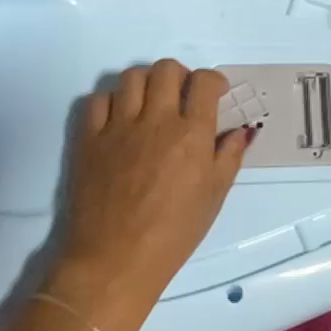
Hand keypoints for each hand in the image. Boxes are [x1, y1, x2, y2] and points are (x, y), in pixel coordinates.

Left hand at [57, 60, 249, 296]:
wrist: (114, 260)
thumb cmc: (173, 234)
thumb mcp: (213, 197)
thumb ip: (228, 157)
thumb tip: (241, 131)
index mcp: (191, 134)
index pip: (204, 82)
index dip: (213, 81)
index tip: (214, 93)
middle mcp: (156, 121)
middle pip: (166, 69)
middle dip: (180, 75)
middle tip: (181, 95)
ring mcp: (118, 127)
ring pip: (131, 77)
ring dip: (145, 83)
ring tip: (149, 104)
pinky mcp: (88, 139)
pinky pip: (96, 100)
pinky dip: (110, 101)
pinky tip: (117, 119)